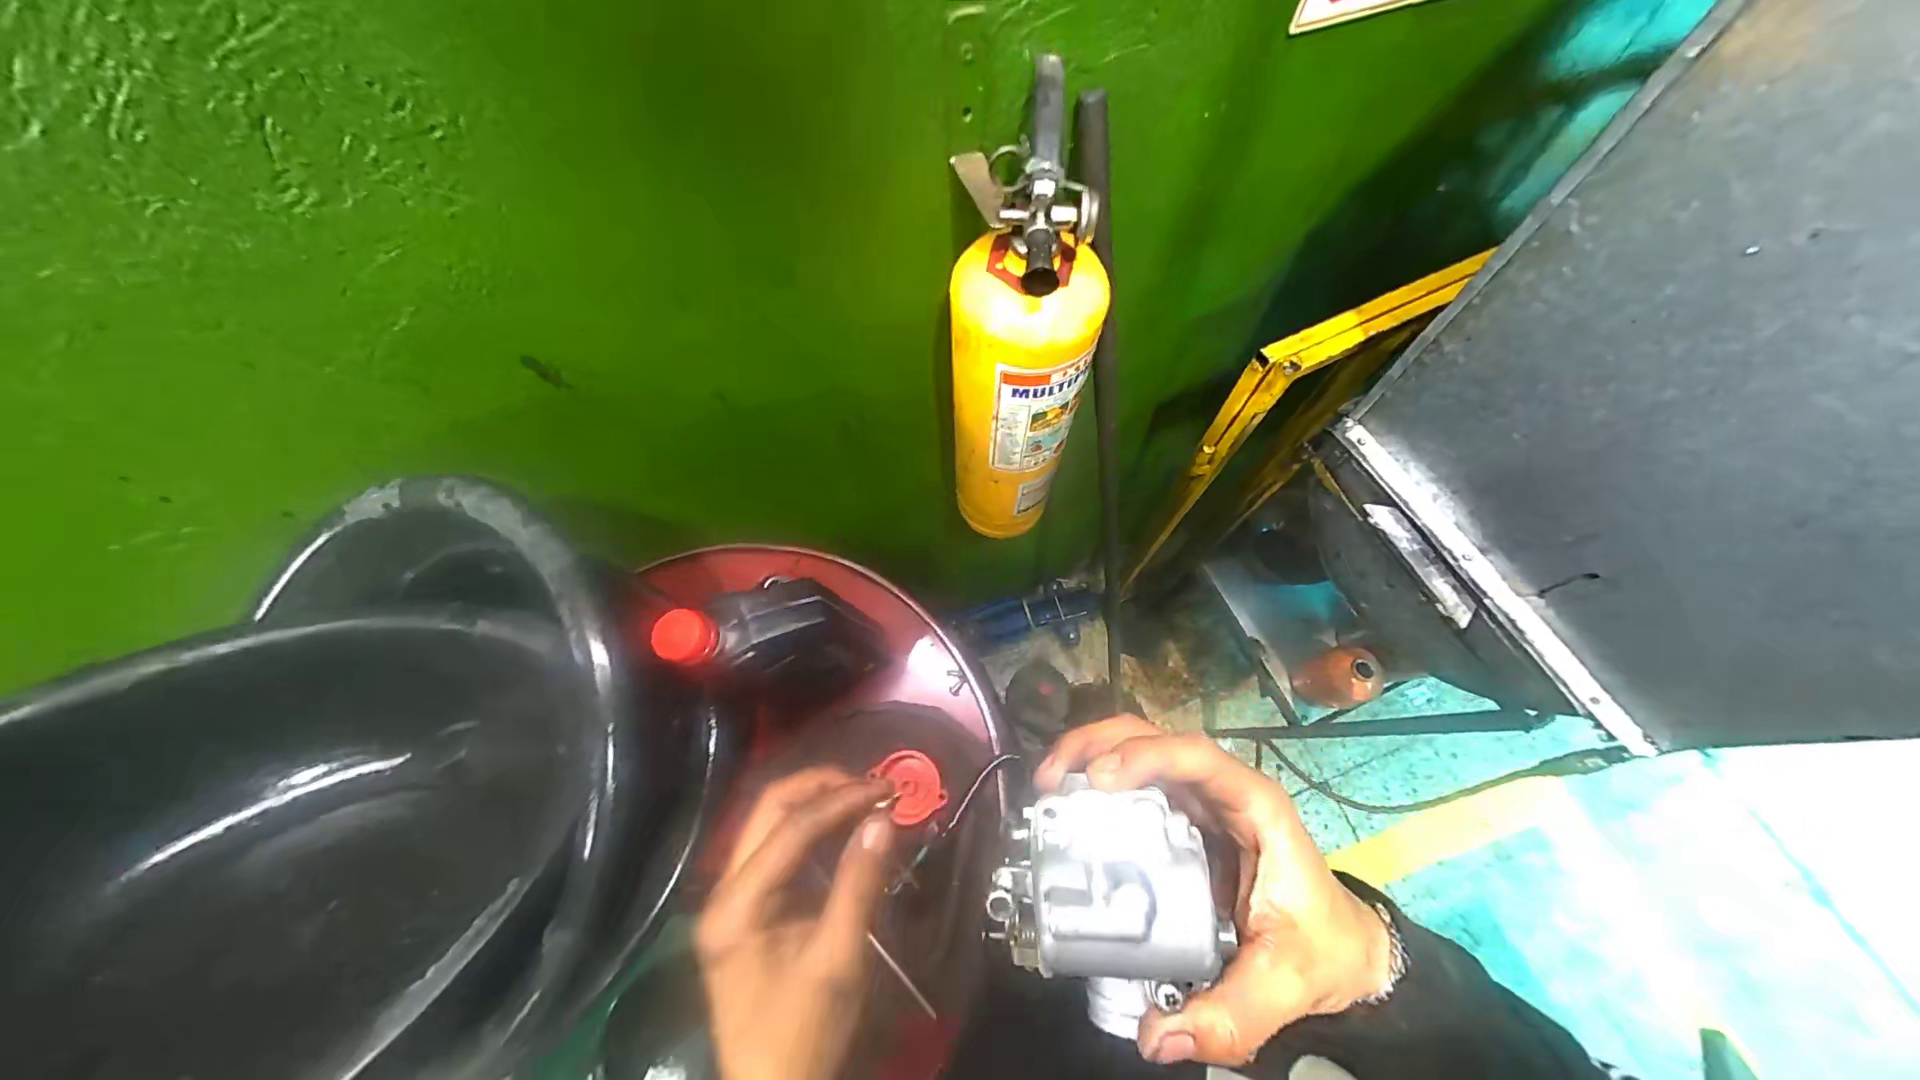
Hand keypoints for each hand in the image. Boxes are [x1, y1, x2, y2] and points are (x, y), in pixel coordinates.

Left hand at [696, 768, 897, 1079]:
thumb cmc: (804, 1034)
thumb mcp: (838, 959)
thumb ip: (859, 883)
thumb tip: (884, 818)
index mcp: (737, 904)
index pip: (792, 828)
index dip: (843, 800)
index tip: (888, 790)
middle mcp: (726, 890)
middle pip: (771, 811)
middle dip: (824, 789)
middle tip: (873, 787)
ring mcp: (734, 899)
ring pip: (773, 825)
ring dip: (821, 805)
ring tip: (867, 799)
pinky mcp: (749, 909)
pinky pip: (781, 852)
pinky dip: (816, 833)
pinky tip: (847, 830)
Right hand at [1035, 716, 1391, 1066]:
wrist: (1340, 949)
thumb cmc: (1321, 947)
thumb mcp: (1286, 982)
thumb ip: (1233, 1015)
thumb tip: (1159, 1037)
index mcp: (1251, 803)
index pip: (1195, 755)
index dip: (1145, 755)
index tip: (1100, 779)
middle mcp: (1218, 788)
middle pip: (1151, 736)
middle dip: (1096, 745)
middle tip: (1053, 781)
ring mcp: (1194, 798)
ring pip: (1134, 747)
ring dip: (1087, 754)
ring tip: (1049, 785)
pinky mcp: (1177, 815)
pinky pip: (1131, 781)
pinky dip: (1094, 779)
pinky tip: (1070, 804)